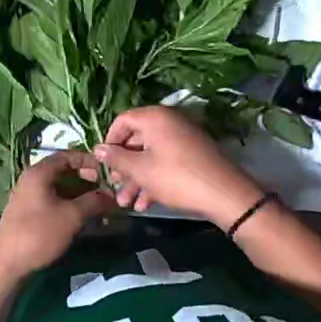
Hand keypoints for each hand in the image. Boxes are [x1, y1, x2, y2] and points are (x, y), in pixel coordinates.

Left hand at [0, 151, 114, 276]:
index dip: (89, 161)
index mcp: (38, 173)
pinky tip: (84, 217)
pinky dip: (69, 205)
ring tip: (101, 205)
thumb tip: (113, 195)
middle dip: (87, 180)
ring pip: (59, 188)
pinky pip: (53, 201)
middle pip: (63, 172)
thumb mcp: (71, 216)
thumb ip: (94, 201)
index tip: (108, 171)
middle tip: (107, 190)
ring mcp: (28, 197)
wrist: (7, 264)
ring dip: (80, 194)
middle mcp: (31, 180)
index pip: (67, 156)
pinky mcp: (28, 213)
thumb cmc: (39, 234)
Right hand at [93, 106, 266, 227]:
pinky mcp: (192, 155)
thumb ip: (115, 158)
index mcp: (154, 118)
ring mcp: (182, 139)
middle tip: (114, 186)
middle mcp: (168, 122)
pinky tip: (145, 204)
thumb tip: (96, 149)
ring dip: (136, 179)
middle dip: (123, 167)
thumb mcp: (140, 169)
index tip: (103, 162)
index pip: (122, 121)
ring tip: (127, 203)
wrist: (224, 194)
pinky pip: (165, 162)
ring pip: (150, 156)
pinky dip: (153, 180)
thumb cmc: (176, 177)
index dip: (109, 141)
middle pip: (136, 140)